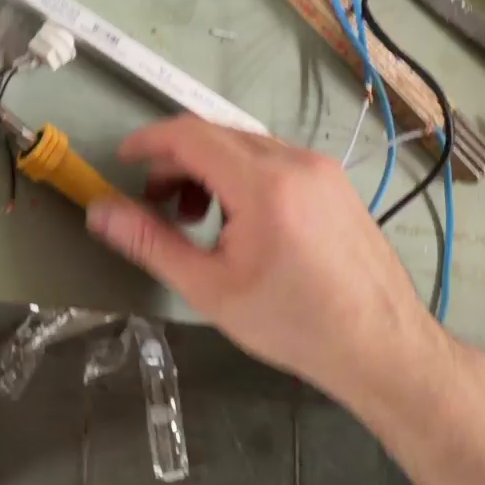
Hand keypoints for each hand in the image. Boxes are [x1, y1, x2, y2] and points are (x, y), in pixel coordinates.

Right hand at [84, 115, 443, 399]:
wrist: (386, 350)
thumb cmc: (292, 323)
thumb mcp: (209, 288)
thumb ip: (149, 242)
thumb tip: (98, 211)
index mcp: (264, 183)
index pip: (190, 134)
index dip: (147, 142)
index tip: (121, 161)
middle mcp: (295, 161)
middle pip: (215, 134)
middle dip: (174, 160)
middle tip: (155, 203)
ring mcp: (320, 168)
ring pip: (243, 144)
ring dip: (205, 166)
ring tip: (194, 215)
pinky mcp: (334, 181)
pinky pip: (271, 157)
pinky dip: (238, 173)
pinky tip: (236, 217)